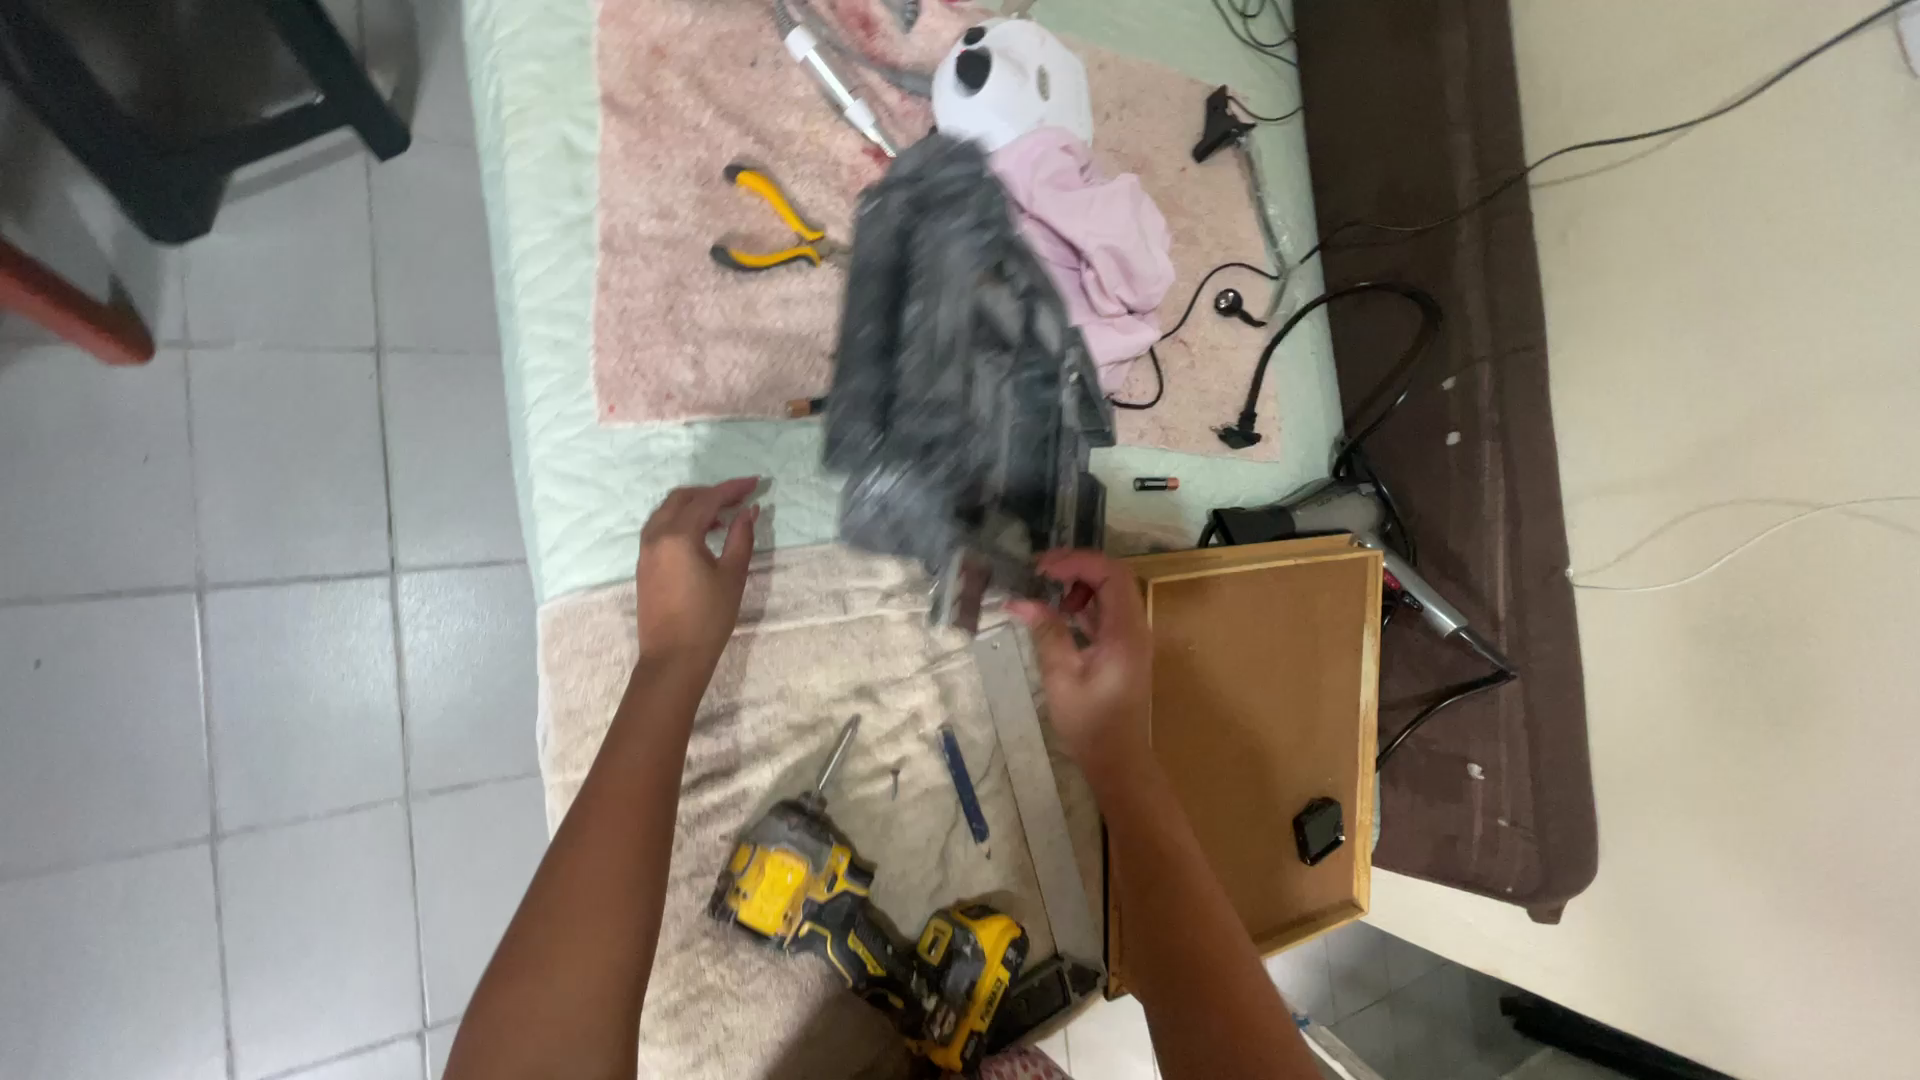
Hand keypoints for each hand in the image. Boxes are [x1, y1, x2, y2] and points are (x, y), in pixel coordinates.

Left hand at [634, 478, 759, 670]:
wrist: (673, 657)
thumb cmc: (709, 617)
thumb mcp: (732, 575)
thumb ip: (741, 537)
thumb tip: (749, 511)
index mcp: (678, 536)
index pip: (707, 500)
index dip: (733, 488)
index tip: (756, 482)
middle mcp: (655, 536)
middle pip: (682, 498)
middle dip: (711, 493)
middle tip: (739, 498)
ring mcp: (645, 550)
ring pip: (667, 511)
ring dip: (694, 505)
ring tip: (723, 516)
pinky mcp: (644, 563)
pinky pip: (660, 527)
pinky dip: (681, 520)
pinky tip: (702, 535)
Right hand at [1006, 550, 1152, 772]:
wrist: (1118, 759)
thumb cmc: (1090, 723)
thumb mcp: (1062, 676)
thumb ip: (1047, 632)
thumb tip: (1020, 600)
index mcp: (1125, 631)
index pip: (1111, 574)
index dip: (1077, 562)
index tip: (1042, 568)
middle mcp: (1134, 627)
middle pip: (1113, 576)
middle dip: (1076, 566)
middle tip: (1040, 571)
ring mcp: (1130, 636)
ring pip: (1110, 591)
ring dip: (1079, 582)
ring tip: (1045, 588)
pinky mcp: (1122, 646)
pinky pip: (1106, 611)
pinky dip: (1082, 602)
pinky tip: (1057, 610)